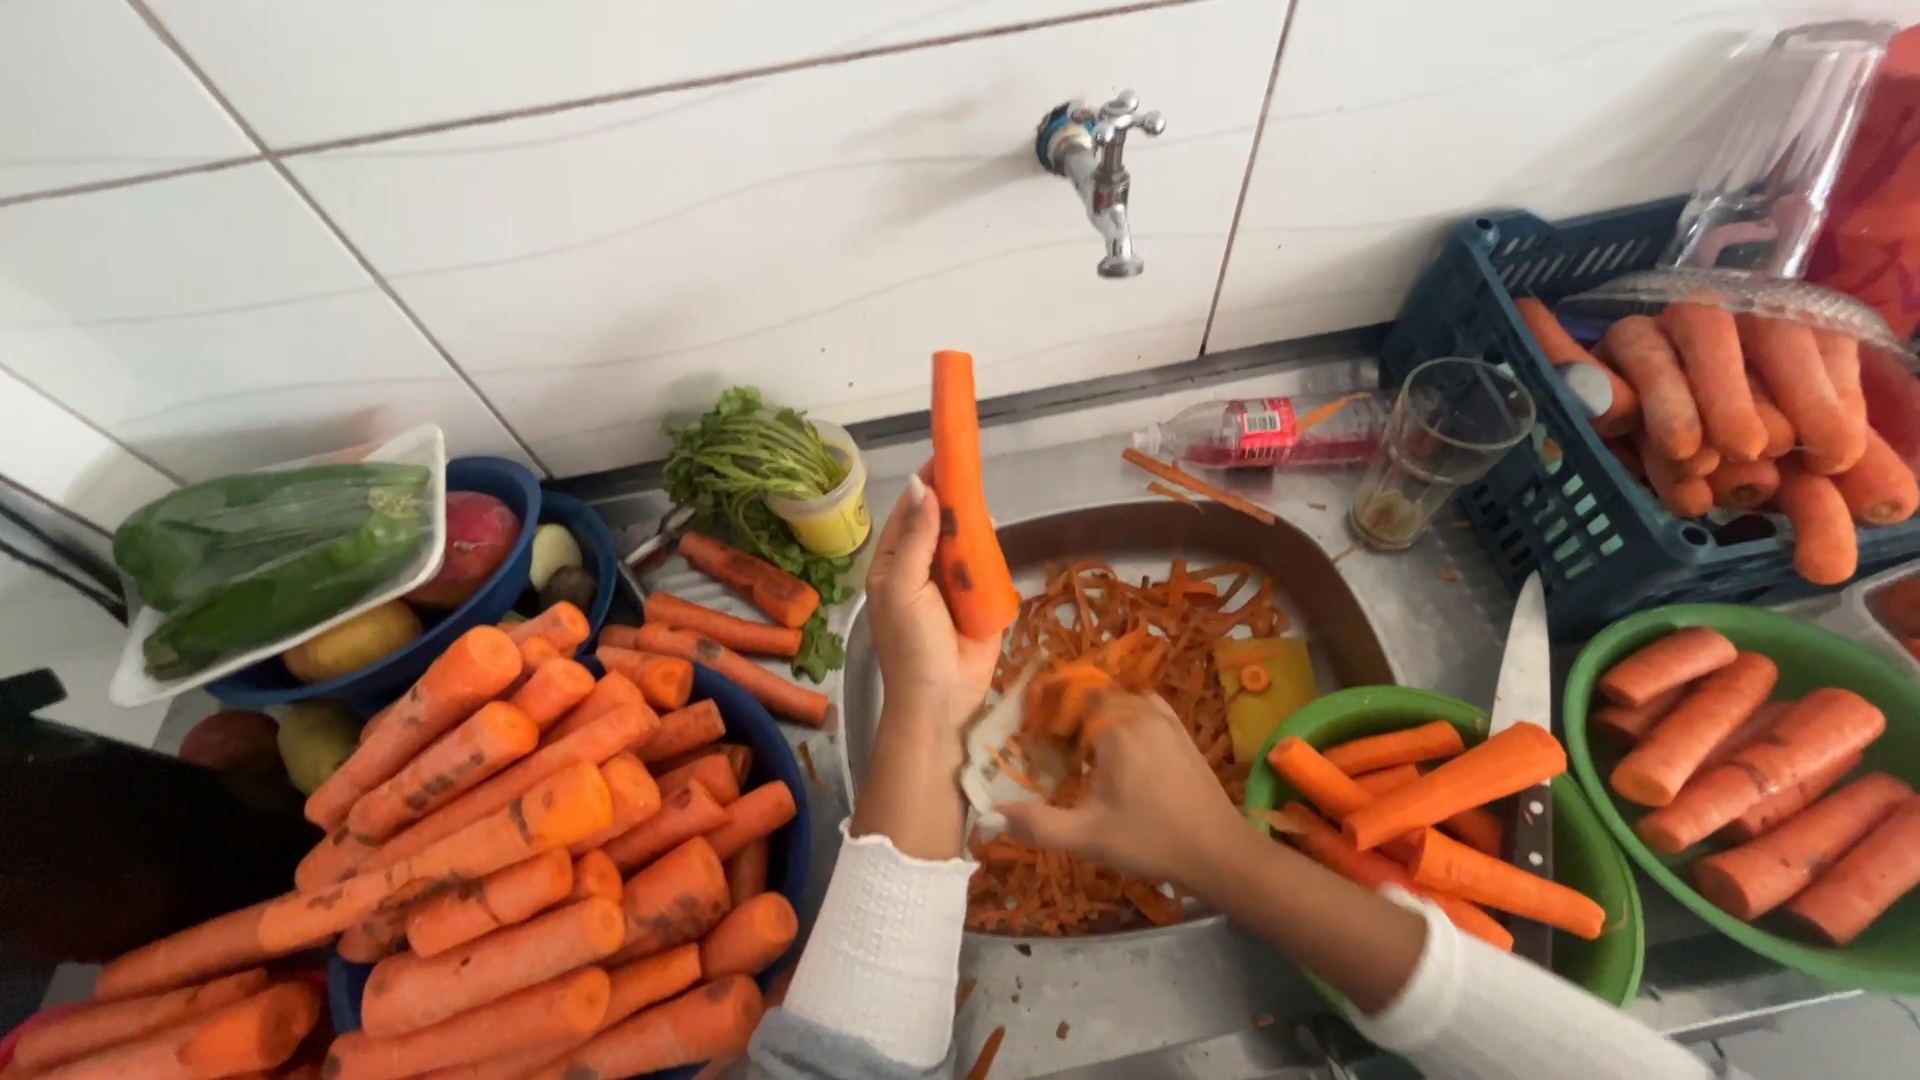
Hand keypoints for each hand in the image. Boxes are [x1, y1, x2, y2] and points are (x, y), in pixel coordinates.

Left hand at [865, 468, 1000, 733]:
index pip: (909, 514)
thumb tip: (920, 485)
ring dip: (973, 523)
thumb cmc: (911, 641)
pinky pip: (987, 564)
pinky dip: (991, 548)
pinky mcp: (981, 597)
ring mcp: (953, 583)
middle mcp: (923, 567)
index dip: (924, 486)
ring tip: (982, 501)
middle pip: (940, 523)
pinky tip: (996, 531)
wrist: (942, 697)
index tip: (943, 457)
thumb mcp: (902, 585)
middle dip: (953, 501)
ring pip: (965, 540)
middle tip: (970, 474)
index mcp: (895, 563)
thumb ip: (916, 536)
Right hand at [996, 692, 1244, 884]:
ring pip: (1120, 698)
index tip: (1030, 725)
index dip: (1048, 702)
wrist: (1220, 852)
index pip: (1073, 691)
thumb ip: (1037, 825)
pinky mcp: (1181, 732)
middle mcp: (1140, 711)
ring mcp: (1165, 719)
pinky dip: (1123, 714)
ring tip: (1079, 741)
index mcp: (1115, 727)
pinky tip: (1117, 745)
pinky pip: (1143, 707)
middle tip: (1048, 738)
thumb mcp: (1088, 836)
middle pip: (1094, 691)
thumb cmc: (1150, 840)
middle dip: (1068, 707)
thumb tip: (988, 817)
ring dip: (1096, 710)